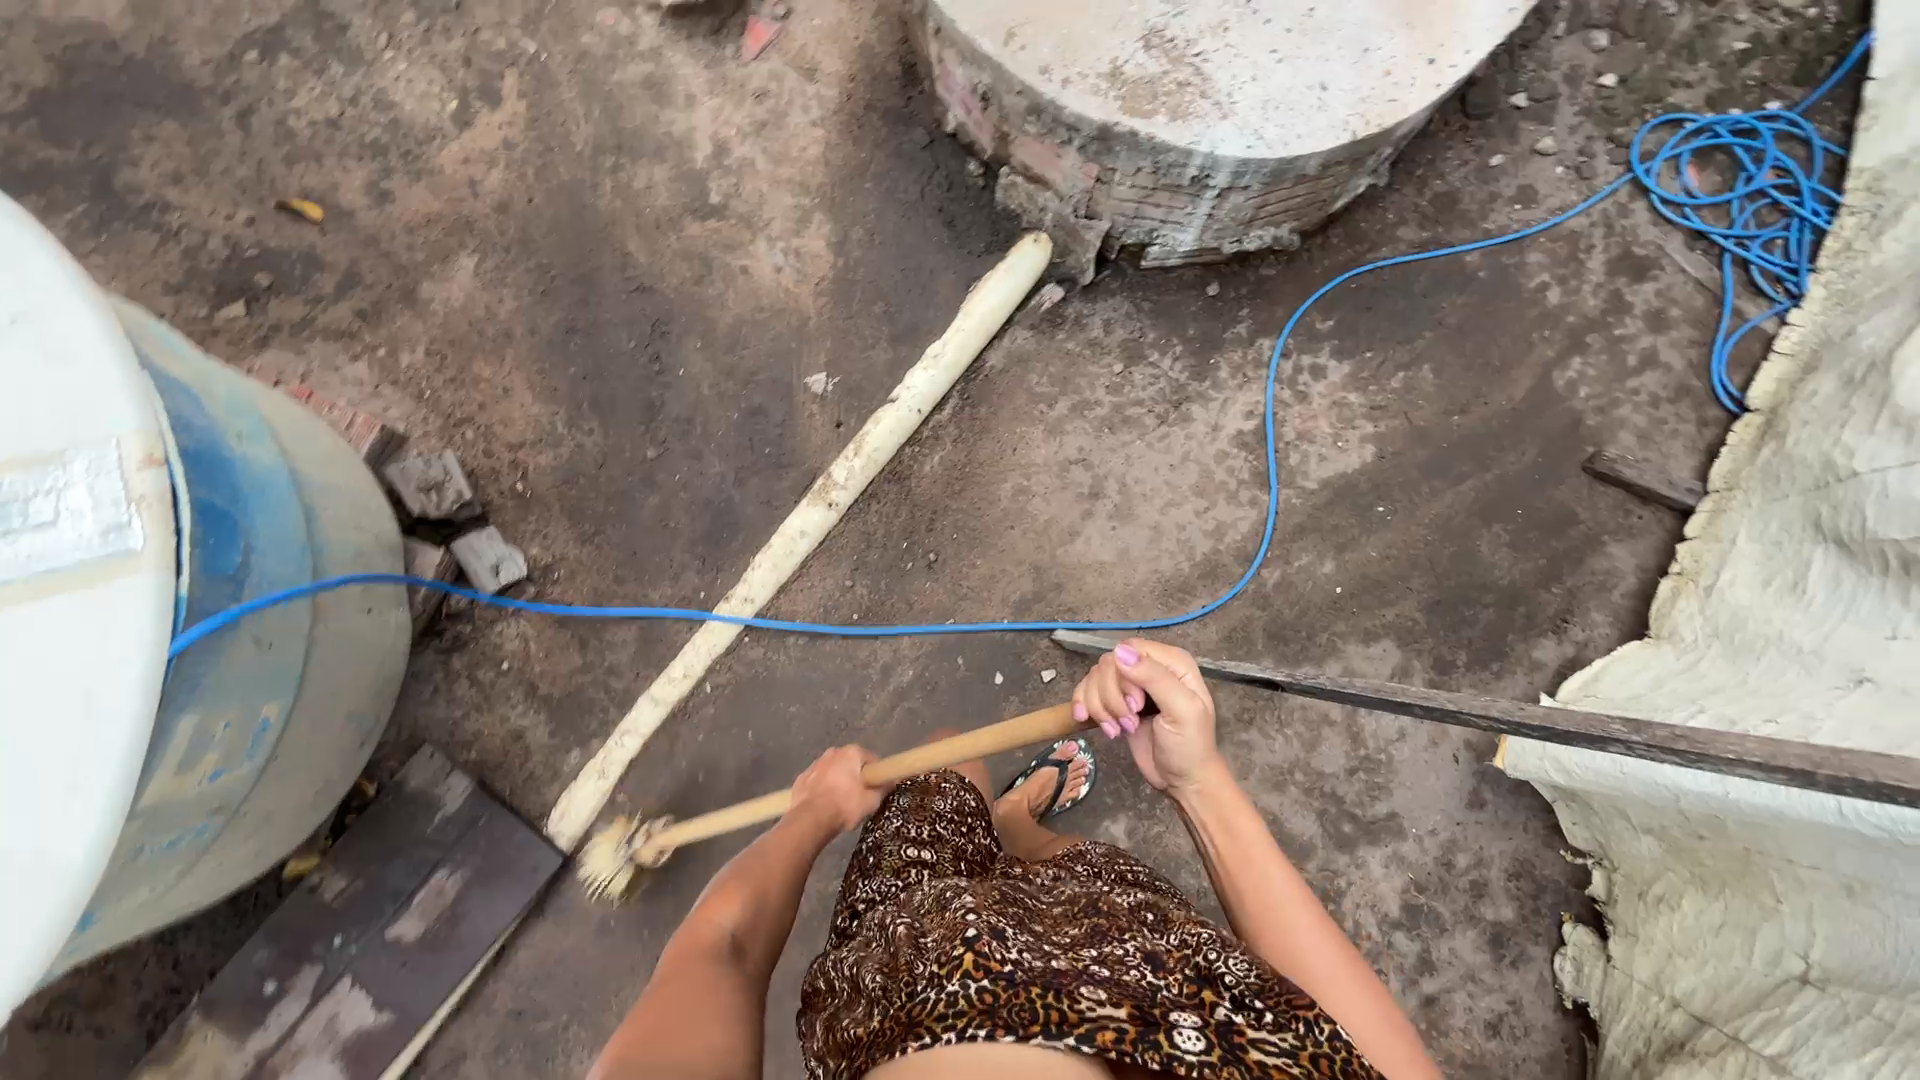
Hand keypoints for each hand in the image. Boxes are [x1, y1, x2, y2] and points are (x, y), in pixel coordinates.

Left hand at [786, 745, 889, 835]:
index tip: (877, 789)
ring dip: (838, 782)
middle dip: (855, 777)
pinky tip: (824, 804)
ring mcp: (815, 764)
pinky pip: (818, 781)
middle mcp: (833, 752)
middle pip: (851, 764)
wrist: (810, 820)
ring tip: (840, 803)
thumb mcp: (872, 801)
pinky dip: (822, 789)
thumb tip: (891, 781)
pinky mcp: (801, 778)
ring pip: (833, 771)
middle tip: (860, 797)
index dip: (876, 775)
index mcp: (852, 752)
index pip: (872, 761)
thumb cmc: (845, 806)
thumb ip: (884, 788)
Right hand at [1072, 638, 1225, 797]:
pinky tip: (1087, 719)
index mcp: (1172, 662)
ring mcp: (1130, 684)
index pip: (1130, 649)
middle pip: (1108, 664)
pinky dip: (1084, 705)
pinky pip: (1087, 689)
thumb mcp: (1182, 711)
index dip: (1124, 676)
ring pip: (1095, 677)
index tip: (1136, 706)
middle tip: (1130, 723)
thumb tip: (1120, 651)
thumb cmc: (1189, 746)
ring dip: (1100, 706)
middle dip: (1112, 697)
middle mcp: (1149, 667)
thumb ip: (1155, 678)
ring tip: (1118, 730)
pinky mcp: (1114, 701)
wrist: (1182, 780)